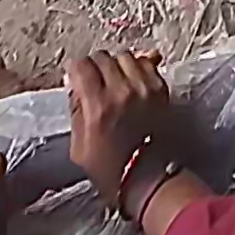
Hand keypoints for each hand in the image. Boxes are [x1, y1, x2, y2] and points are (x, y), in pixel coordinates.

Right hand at [66, 51, 172, 204]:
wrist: (149, 178)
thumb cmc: (110, 169)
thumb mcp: (79, 147)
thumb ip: (76, 111)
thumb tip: (75, 86)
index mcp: (98, 106)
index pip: (83, 66)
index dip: (75, 68)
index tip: (74, 73)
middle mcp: (122, 90)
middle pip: (103, 57)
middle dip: (94, 65)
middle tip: (94, 77)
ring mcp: (144, 87)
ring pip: (125, 56)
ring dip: (116, 64)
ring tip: (114, 77)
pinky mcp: (160, 88)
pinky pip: (146, 63)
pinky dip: (137, 66)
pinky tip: (132, 78)